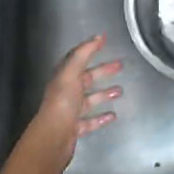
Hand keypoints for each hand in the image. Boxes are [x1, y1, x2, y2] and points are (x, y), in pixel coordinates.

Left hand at [32, 33, 122, 163]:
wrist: (53, 137)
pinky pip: (91, 120)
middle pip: (87, 78)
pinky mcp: (75, 128)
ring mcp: (70, 111)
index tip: (104, 41)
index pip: (78, 58)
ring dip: (104, 94)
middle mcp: (66, 92)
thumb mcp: (72, 72)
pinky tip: (113, 116)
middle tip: (120, 65)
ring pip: (90, 99)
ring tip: (120, 90)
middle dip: (102, 71)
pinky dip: (101, 117)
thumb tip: (98, 36)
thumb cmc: (63, 102)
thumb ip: (84, 53)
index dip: (90, 49)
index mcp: (64, 77)